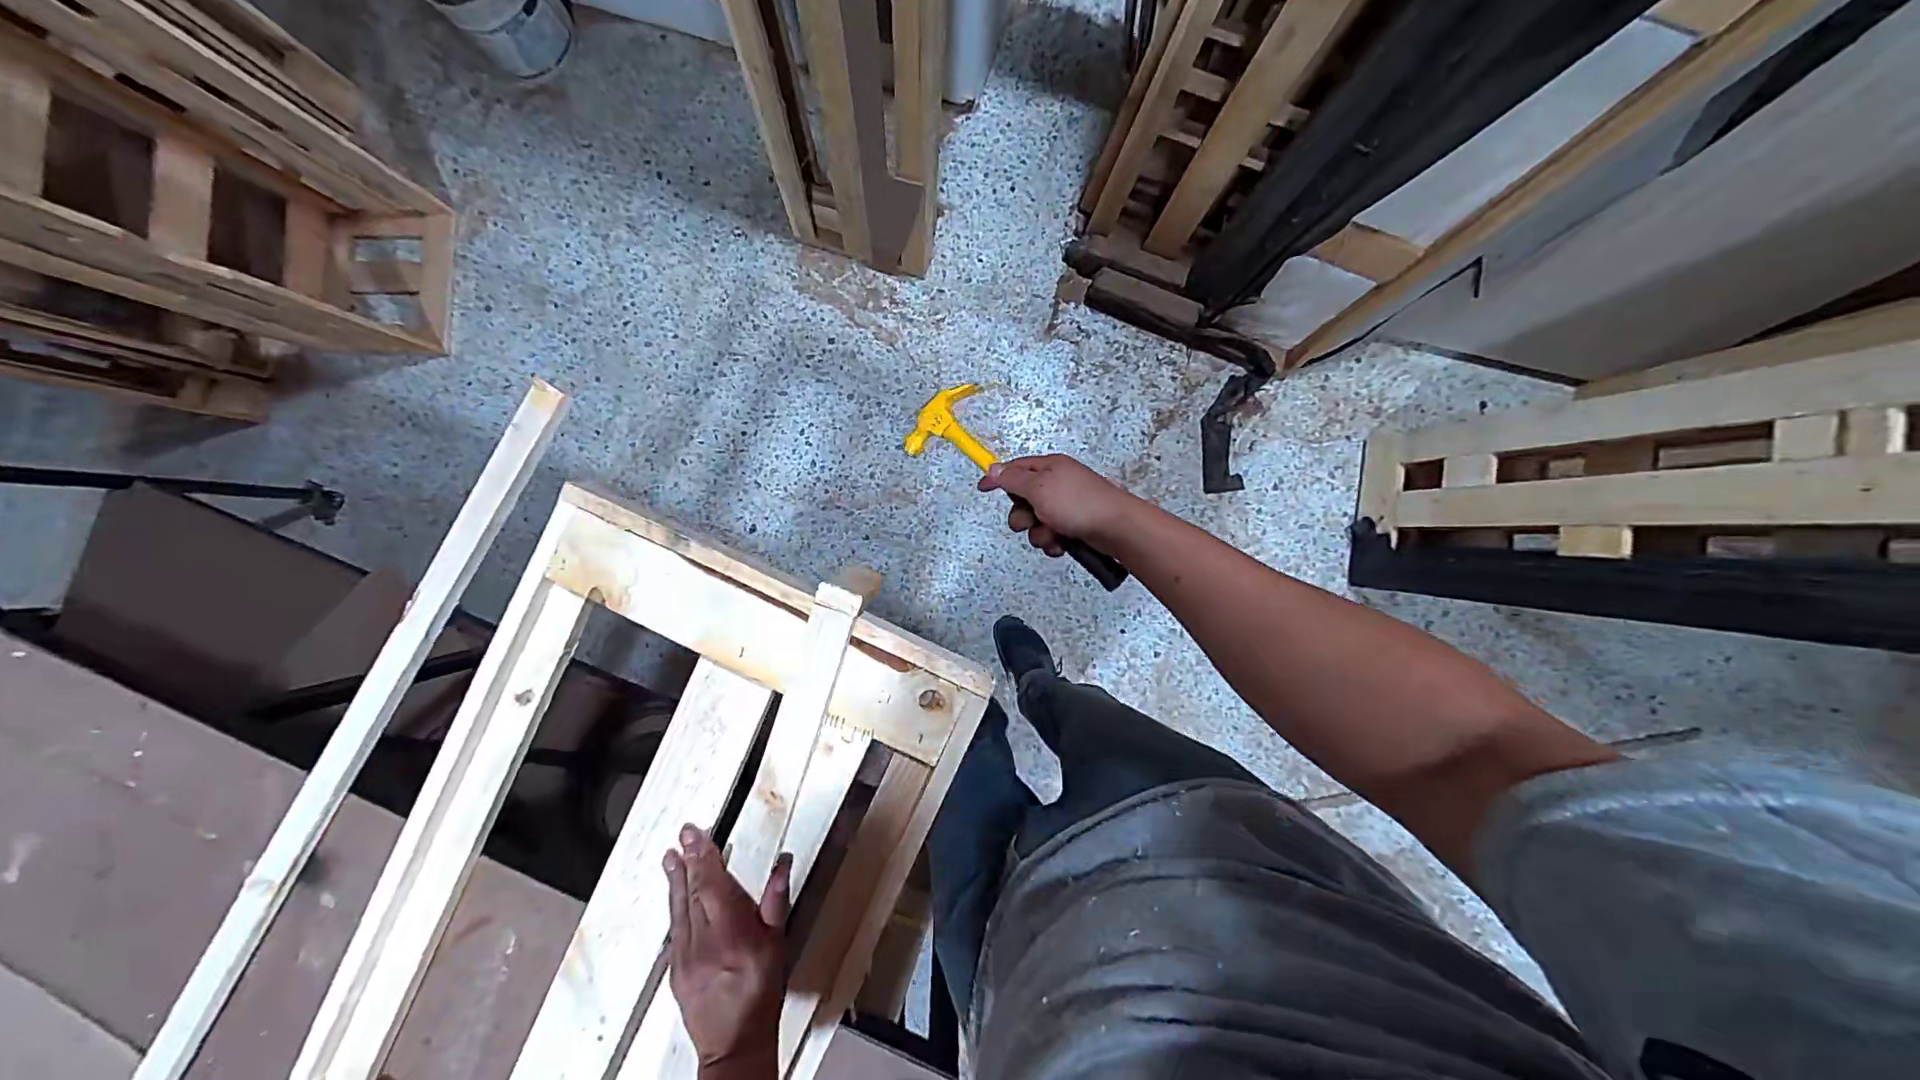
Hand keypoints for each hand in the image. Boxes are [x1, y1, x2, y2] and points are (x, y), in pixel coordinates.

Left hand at [663, 825, 791, 1072]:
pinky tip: (675, 894)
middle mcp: (702, 945)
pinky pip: (674, 929)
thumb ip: (777, 902)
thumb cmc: (761, 994)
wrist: (734, 1045)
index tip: (697, 834)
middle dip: (689, 860)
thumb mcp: (778, 946)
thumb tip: (782, 866)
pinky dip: (675, 905)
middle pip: (692, 893)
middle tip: (685, 834)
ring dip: (676, 879)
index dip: (704, 856)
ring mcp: (684, 958)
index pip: (713, 885)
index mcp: (731, 936)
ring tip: (672, 856)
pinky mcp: (674, 970)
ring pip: (678, 909)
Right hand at [977, 454, 1137, 555]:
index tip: (983, 488)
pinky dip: (1053, 542)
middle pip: (1022, 501)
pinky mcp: (1073, 526)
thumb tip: (994, 468)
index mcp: (1049, 468)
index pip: (1015, 469)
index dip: (998, 478)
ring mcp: (1066, 506)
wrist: (1115, 528)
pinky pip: (1050, 536)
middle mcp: (1057, 484)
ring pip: (1035, 523)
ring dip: (1039, 533)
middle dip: (1022, 516)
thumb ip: (1013, 479)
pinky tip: (1062, 544)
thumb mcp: (1038, 488)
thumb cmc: (1081, 504)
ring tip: (1054, 534)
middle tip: (1031, 519)